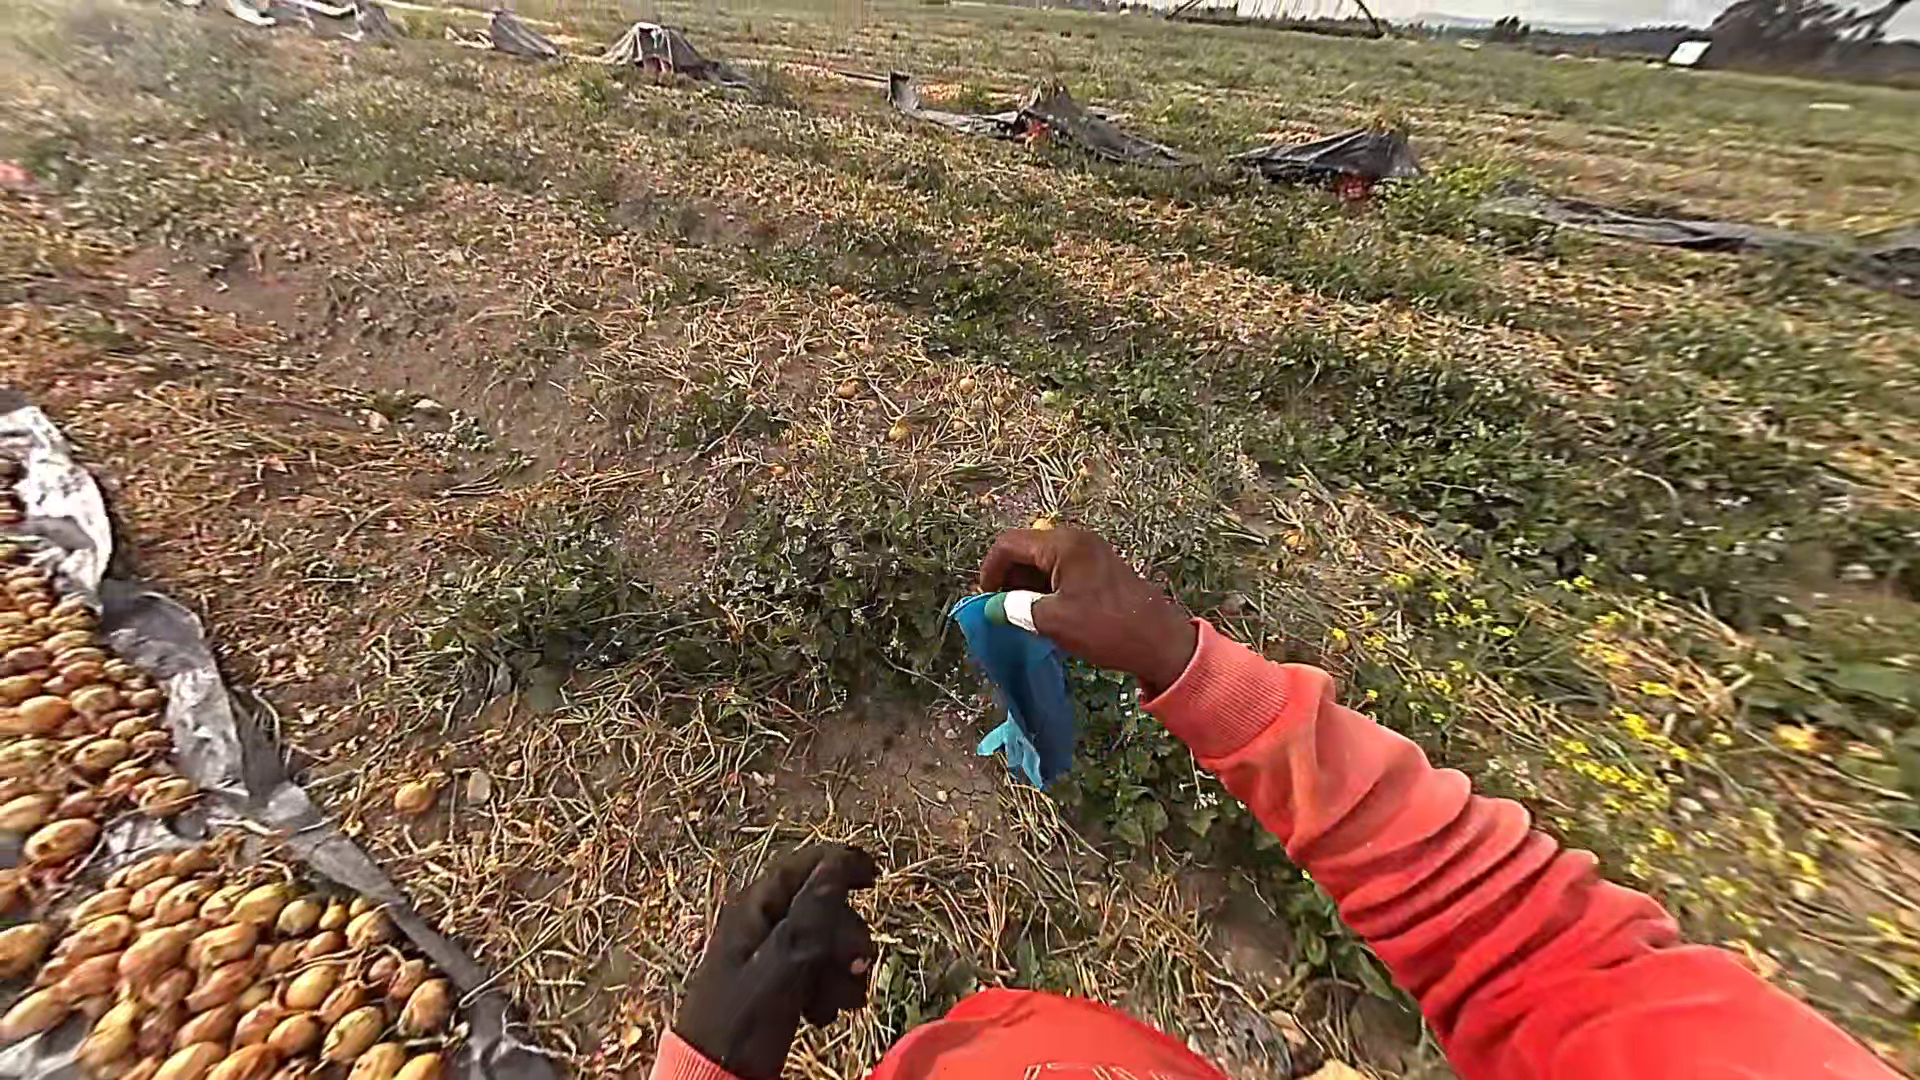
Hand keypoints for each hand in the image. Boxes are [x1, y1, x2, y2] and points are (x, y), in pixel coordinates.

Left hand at [674, 845, 879, 1079]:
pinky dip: (828, 988)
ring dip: (840, 968)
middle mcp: (764, 921)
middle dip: (846, 935)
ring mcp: (770, 953)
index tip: (875, 877)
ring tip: (836, 1001)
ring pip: (824, 940)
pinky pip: (816, 970)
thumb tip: (841, 861)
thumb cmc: (741, 1021)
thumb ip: (812, 912)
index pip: (807, 864)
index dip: (843, 864)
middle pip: (823, 906)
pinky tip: (822, 1013)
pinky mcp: (777, 984)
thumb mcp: (782, 962)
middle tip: (857, 963)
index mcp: (757, 904)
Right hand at [979, 527, 1197, 696]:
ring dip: (1026, 584)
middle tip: (1002, 609)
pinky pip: (1061, 568)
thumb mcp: (1053, 620)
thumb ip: (1015, 609)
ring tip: (1022, 614)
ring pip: (1042, 560)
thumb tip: (993, 607)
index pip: (1009, 544)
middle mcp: (1075, 539)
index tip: (986, 598)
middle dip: (1007, 577)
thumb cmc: (1104, 627)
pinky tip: (1046, 611)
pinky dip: (1046, 586)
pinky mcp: (1098, 566)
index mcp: (1062, 544)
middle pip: (1025, 548)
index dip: (990, 569)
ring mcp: (1089, 551)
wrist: (1160, 641)